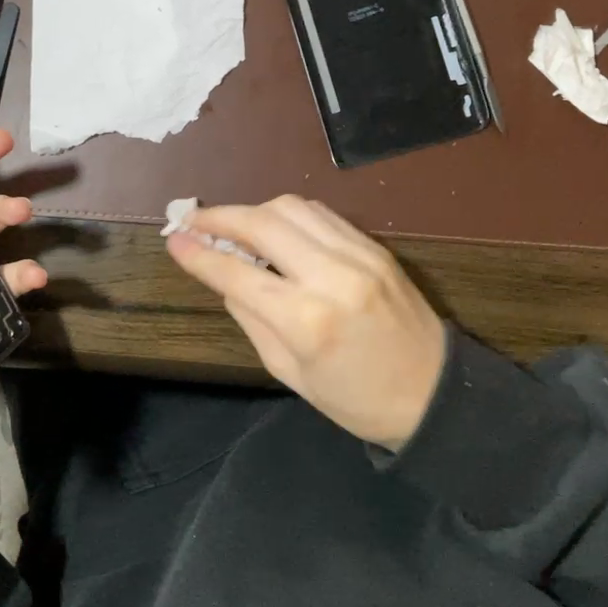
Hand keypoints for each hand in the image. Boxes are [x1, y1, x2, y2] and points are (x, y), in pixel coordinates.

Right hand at [165, 196, 445, 451]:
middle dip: (220, 216)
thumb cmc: (355, 399)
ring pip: (292, 207)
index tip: (172, 239)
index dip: (198, 253)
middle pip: (262, 223)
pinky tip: (273, 228)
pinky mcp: (375, 247)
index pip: (237, 273)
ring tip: (231, 224)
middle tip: (192, 220)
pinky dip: (288, 214)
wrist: (435, 394)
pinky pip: (321, 214)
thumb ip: (251, 318)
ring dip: (253, 210)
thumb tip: (224, 277)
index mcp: (306, 320)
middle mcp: (331, 275)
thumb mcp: (289, 372)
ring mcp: (359, 255)